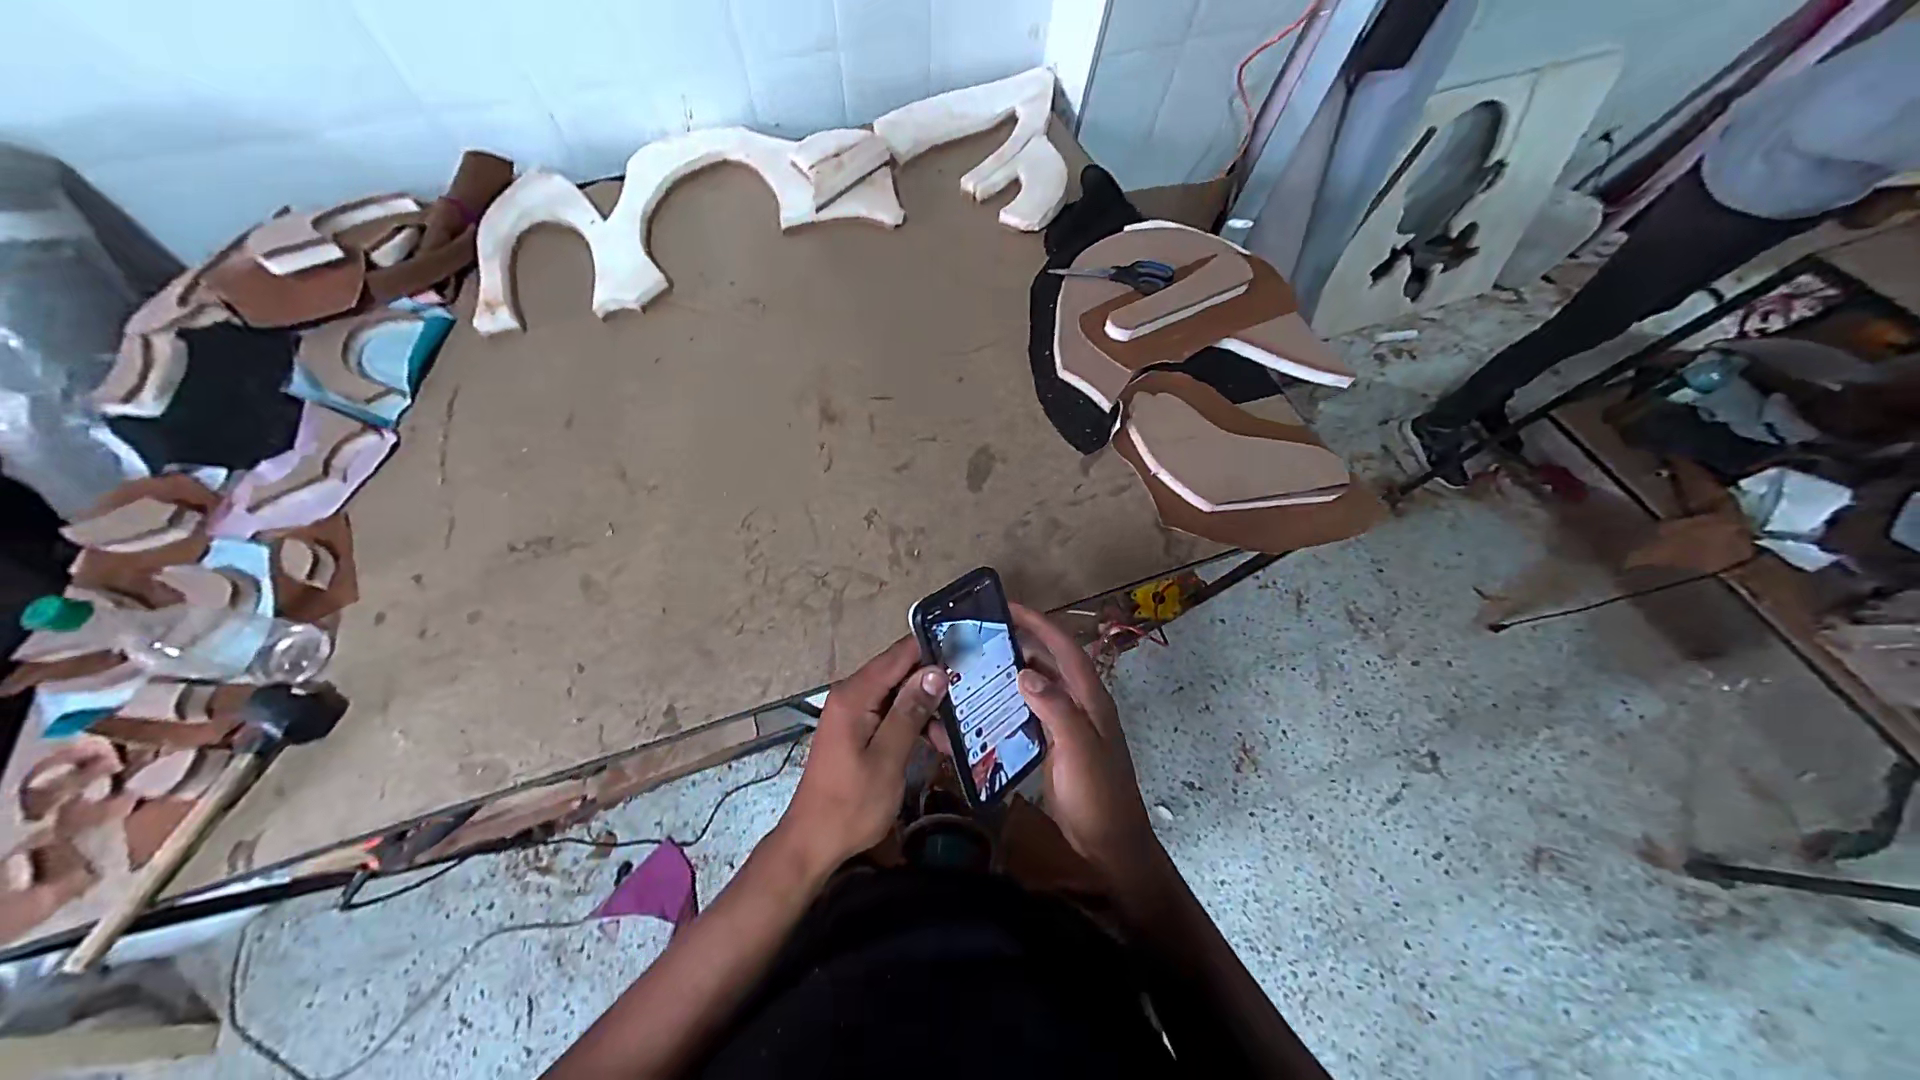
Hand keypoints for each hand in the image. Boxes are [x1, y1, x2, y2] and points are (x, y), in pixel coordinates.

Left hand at [775, 637, 946, 876]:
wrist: (813, 842)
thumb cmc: (851, 804)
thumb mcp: (888, 758)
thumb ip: (910, 712)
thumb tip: (935, 672)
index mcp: (854, 696)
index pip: (899, 655)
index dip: (932, 652)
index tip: (966, 658)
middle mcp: (851, 695)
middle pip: (899, 672)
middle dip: (933, 686)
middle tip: (966, 705)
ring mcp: (852, 712)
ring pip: (898, 694)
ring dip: (926, 710)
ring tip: (950, 738)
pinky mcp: (856, 729)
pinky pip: (889, 712)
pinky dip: (911, 723)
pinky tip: (934, 742)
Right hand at [1008, 603, 1163, 885]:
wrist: (1108, 843)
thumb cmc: (1097, 796)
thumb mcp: (1079, 749)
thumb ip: (1056, 709)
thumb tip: (1025, 673)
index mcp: (1090, 698)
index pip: (1065, 649)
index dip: (1040, 624)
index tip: (1009, 607)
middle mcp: (1080, 704)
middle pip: (1050, 662)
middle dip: (1022, 642)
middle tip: (984, 633)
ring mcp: (1068, 724)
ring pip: (1039, 685)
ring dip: (1015, 670)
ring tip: (980, 661)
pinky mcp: (1055, 744)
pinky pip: (1032, 711)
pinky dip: (1012, 701)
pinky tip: (988, 703)